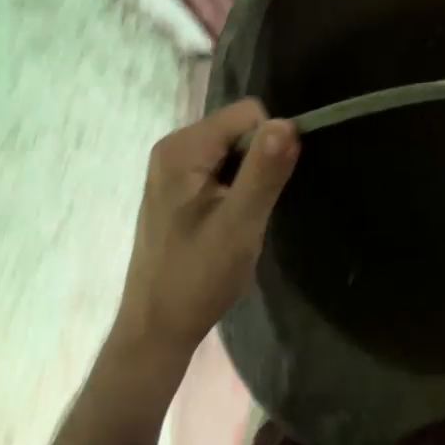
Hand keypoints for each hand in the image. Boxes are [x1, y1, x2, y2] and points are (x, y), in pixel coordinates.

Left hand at [113, 100, 299, 355]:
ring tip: (237, 221)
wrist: (156, 330)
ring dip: (247, 180)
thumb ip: (264, 171)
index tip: (261, 192)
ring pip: (234, 150)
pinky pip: (222, 167)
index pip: (249, 114)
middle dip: (257, 164)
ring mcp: (173, 167)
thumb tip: (288, 123)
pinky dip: (234, 190)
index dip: (268, 148)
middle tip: (247, 212)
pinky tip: (226, 224)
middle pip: (240, 128)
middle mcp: (174, 147)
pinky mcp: (178, 186)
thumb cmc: (197, 278)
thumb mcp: (239, 225)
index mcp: (183, 147)